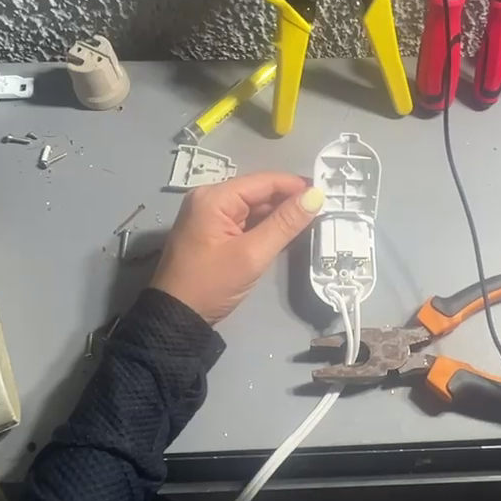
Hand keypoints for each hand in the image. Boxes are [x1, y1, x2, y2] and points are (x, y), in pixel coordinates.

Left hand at [150, 172, 324, 324]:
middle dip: (288, 201)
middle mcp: (210, 198)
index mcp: (214, 197)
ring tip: (307, 223)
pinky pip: (244, 220)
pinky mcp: (212, 231)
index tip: (324, 195)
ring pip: (253, 206)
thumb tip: (316, 195)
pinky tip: (284, 233)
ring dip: (277, 215)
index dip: (295, 185)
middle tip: (320, 212)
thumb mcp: (252, 254)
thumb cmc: (212, 284)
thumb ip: (285, 223)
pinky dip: (264, 226)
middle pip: (258, 191)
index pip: (263, 181)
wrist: (176, 319)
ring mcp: (209, 215)